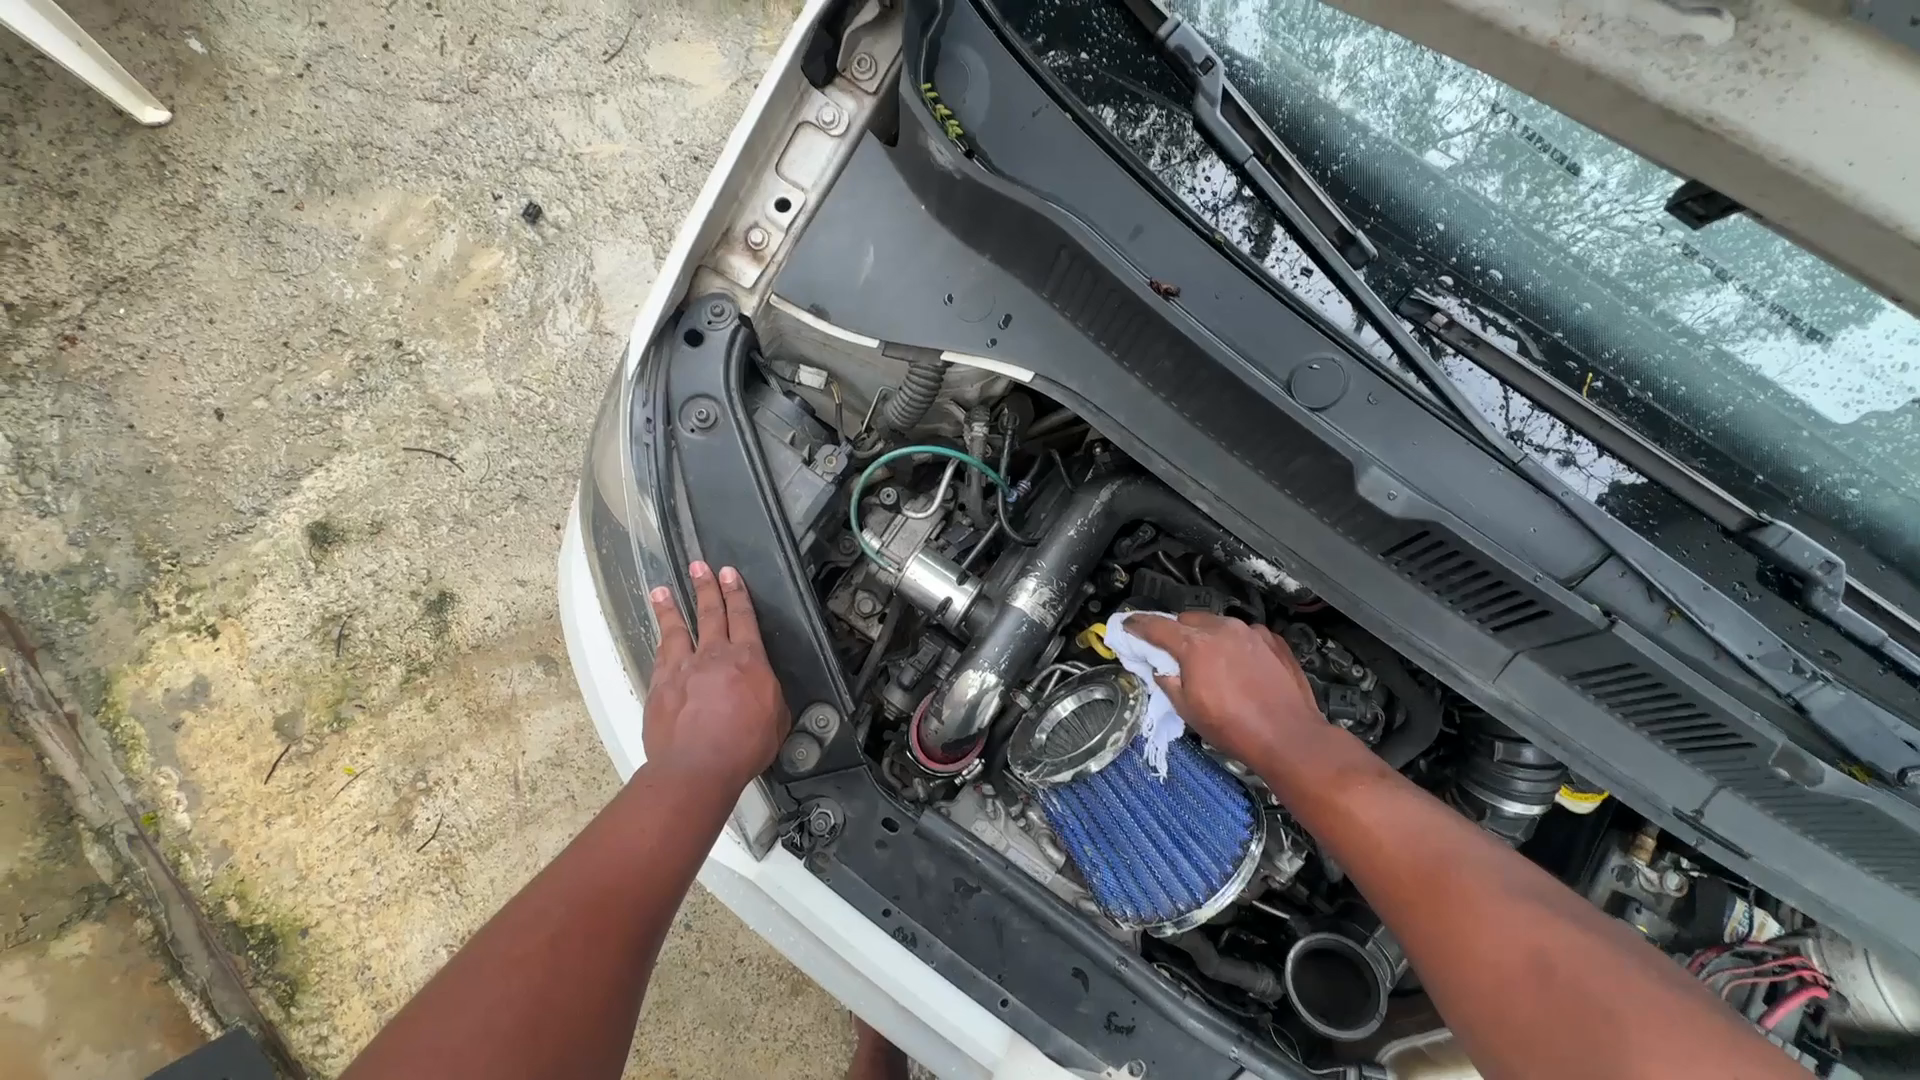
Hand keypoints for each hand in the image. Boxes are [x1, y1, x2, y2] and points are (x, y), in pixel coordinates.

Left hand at [641, 562, 790, 789]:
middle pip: (710, 613)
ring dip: (671, 608)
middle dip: (706, 588)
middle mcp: (714, 655)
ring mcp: (683, 669)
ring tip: (663, 590)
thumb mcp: (777, 719)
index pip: (743, 617)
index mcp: (748, 660)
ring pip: (676, 629)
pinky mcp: (660, 687)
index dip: (737, 593)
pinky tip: (659, 635)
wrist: (696, 767)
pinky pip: (661, 656)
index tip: (730, 574)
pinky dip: (661, 641)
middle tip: (700, 567)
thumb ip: (769, 696)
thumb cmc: (744, 746)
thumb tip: (763, 691)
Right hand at [1128, 611, 1325, 765]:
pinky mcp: (1273, 640)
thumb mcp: (1187, 710)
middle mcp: (1224, 630)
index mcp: (1196, 645)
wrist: (1289, 737)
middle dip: (1176, 632)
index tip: (1129, 625)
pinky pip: (1244, 634)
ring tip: (1209, 663)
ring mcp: (1252, 633)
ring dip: (1207, 637)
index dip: (1138, 625)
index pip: (1157, 626)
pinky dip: (1234, 644)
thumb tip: (1161, 669)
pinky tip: (1238, 667)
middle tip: (1173, 653)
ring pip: (1218, 624)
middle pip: (1188, 619)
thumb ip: (1167, 681)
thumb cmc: (1235, 728)